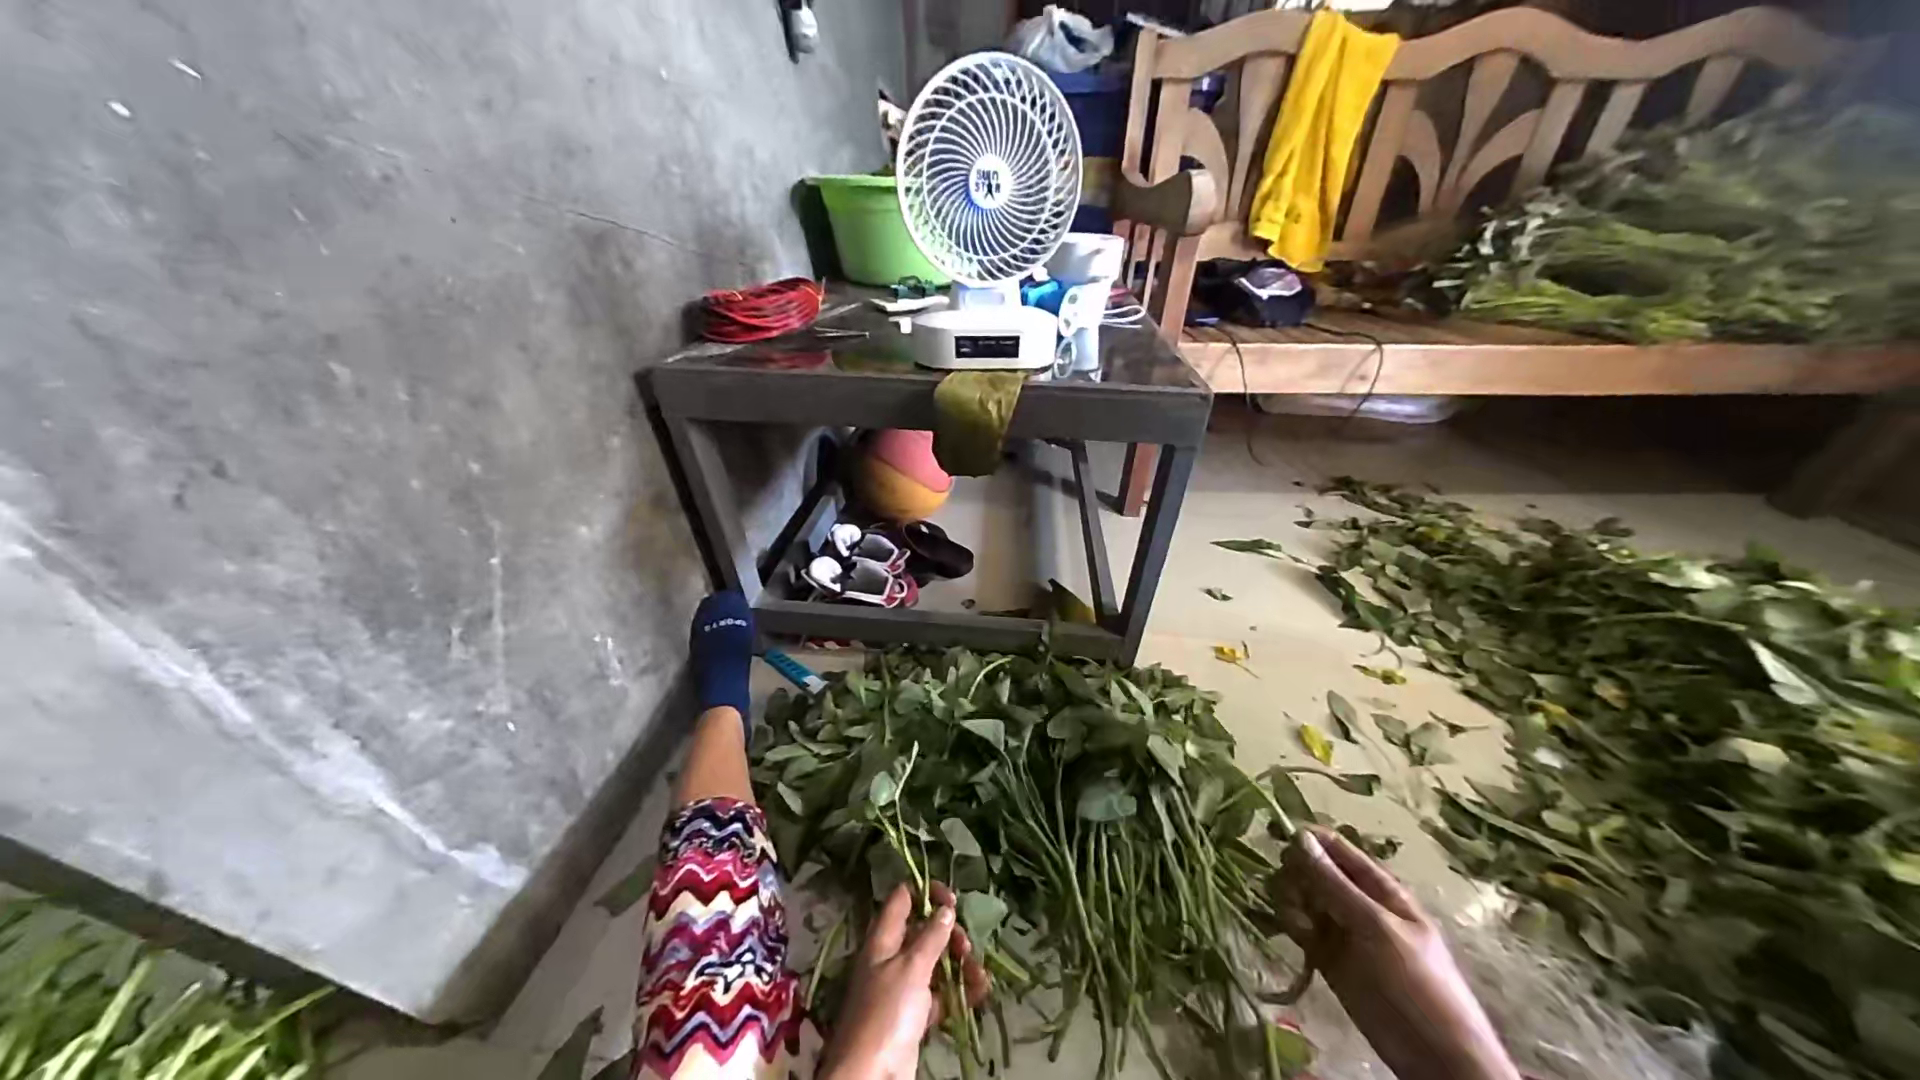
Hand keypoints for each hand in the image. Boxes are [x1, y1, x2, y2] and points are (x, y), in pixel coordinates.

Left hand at [819, 883, 988, 1079]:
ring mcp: (902, 988)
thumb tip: (946, 909)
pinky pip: (940, 995)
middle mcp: (891, 958)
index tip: (953, 901)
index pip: (902, 899)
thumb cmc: (886, 1013)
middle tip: (966, 945)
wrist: (869, 1078)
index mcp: (882, 939)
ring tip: (979, 974)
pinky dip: (959, 991)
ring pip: (935, 964)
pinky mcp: (914, 1016)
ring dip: (959, 964)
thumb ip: (930, 937)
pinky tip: (980, 991)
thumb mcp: (911, 968)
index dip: (927, 892)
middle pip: (923, 931)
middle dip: (949, 933)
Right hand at [1281, 827, 1518, 1079]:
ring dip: (1290, 899)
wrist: (1434, 1057)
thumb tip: (1298, 835)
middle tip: (1295, 891)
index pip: (1334, 846)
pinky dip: (1291, 922)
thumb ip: (1334, 883)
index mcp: (1376, 887)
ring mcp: (1338, 927)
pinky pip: (1298, 923)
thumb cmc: (1416, 983)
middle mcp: (1353, 900)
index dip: (1306, 839)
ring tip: (1299, 921)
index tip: (1280, 842)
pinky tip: (1297, 934)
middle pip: (1310, 868)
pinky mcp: (1324, 953)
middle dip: (1295, 873)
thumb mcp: (1376, 927)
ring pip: (1299, 894)